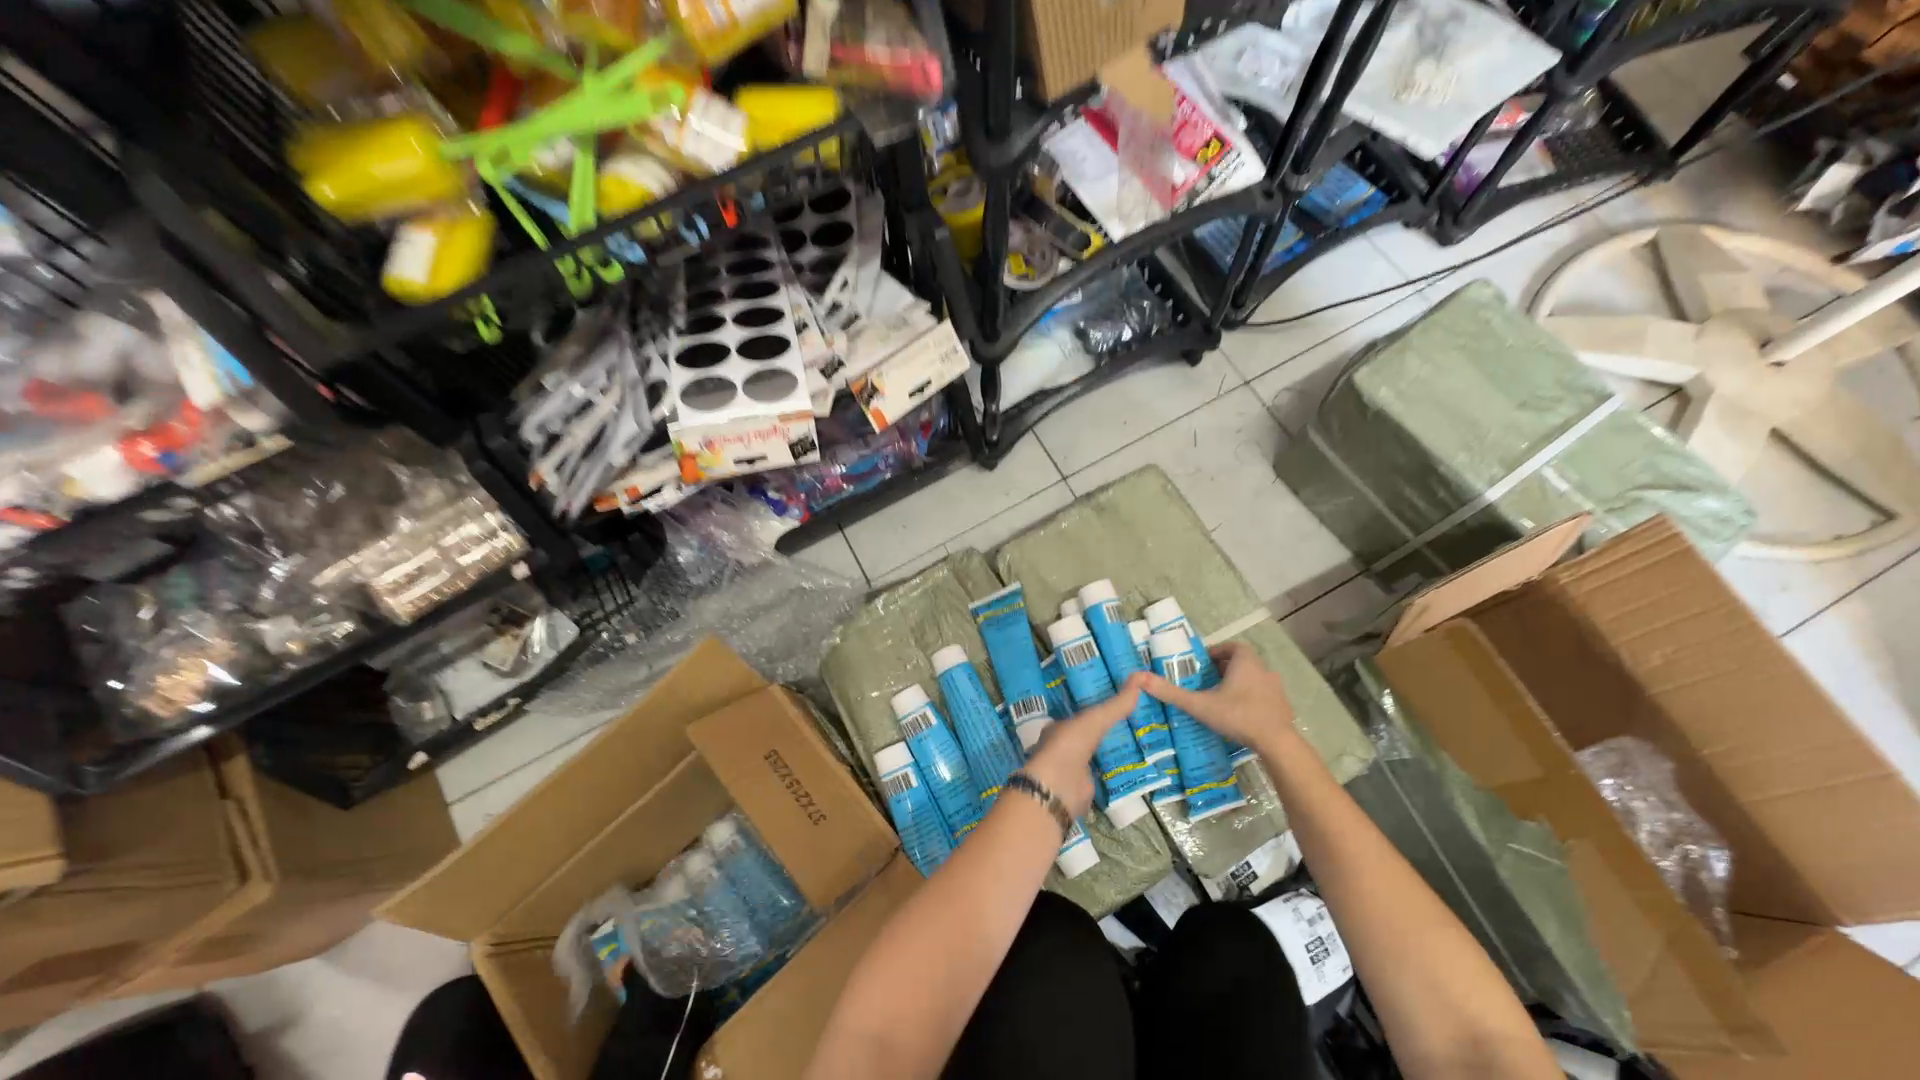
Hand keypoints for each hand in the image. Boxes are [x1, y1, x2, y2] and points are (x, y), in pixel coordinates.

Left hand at [1019, 680, 1143, 818]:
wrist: (1060, 788)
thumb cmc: (1070, 746)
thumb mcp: (1095, 719)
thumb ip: (1117, 705)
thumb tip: (1140, 678)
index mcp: (1059, 726)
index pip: (1081, 713)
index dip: (1098, 707)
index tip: (1120, 701)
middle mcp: (1064, 746)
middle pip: (1090, 734)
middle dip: (1109, 728)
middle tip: (1137, 718)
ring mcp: (1074, 767)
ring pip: (1097, 753)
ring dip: (1114, 748)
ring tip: (1142, 737)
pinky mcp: (1086, 785)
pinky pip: (1105, 773)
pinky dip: (1117, 768)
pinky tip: (1136, 762)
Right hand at [1140, 642, 1296, 751]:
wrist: (1276, 741)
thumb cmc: (1237, 715)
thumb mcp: (1200, 704)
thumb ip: (1171, 693)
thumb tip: (1139, 678)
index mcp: (1245, 662)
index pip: (1231, 646)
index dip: (1216, 652)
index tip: (1202, 664)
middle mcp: (1263, 669)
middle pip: (1242, 661)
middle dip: (1224, 668)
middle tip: (1207, 681)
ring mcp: (1276, 687)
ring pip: (1253, 678)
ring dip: (1238, 683)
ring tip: (1220, 698)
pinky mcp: (1283, 705)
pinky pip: (1263, 695)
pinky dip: (1251, 698)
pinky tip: (1239, 714)